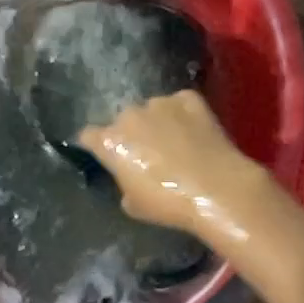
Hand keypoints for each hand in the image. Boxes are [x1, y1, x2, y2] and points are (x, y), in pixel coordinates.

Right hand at [78, 90, 273, 243]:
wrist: (215, 188)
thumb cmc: (167, 203)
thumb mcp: (132, 204)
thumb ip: (122, 181)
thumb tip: (129, 174)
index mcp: (111, 141)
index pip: (88, 136)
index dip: (93, 146)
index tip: (101, 155)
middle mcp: (131, 115)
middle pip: (122, 121)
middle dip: (129, 134)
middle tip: (143, 155)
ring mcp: (161, 103)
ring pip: (150, 110)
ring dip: (155, 123)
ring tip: (170, 144)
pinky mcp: (189, 98)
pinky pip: (177, 105)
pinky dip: (180, 116)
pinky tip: (190, 134)